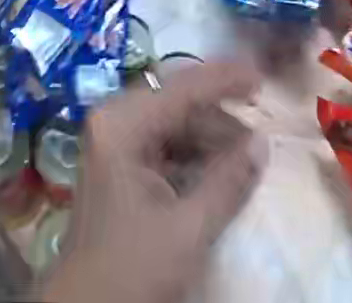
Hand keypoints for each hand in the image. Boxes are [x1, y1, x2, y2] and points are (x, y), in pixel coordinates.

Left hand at [40, 61, 266, 302]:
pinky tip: (224, 160)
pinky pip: (161, 141)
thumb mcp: (189, 227)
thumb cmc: (135, 262)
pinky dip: (192, 149)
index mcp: (120, 124)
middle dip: (217, 106)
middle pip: (171, 100)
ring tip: (252, 143)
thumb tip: (261, 142)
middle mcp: (111, 120)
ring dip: (208, 130)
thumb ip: (226, 181)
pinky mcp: (119, 162)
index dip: (219, 78)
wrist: (89, 300)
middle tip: (262, 111)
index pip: (177, 89)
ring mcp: (112, 140)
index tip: (259, 72)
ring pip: (168, 121)